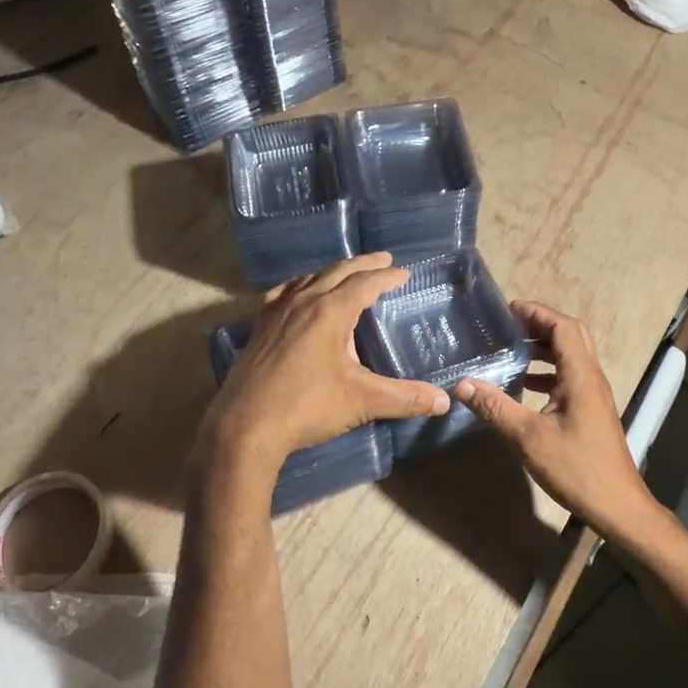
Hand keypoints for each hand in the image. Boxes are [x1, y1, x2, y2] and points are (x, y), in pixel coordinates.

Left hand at [203, 253, 451, 471]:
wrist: (245, 426)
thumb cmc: (306, 407)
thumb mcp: (361, 401)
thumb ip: (404, 398)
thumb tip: (443, 401)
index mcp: (330, 311)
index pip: (366, 283)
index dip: (387, 276)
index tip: (404, 273)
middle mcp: (303, 301)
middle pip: (338, 271)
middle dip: (363, 265)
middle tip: (383, 261)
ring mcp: (277, 312)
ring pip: (309, 278)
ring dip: (333, 272)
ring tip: (348, 274)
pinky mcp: (260, 327)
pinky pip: (283, 293)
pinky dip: (300, 285)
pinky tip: (298, 293)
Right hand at [454, 301, 658, 541]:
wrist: (617, 506)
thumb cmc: (576, 468)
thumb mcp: (528, 438)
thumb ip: (496, 408)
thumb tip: (462, 383)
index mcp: (581, 376)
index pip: (563, 327)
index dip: (537, 313)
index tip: (508, 310)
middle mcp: (591, 378)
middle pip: (570, 336)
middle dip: (540, 325)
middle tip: (509, 326)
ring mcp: (593, 396)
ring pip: (570, 357)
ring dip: (544, 348)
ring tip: (511, 350)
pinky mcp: (590, 412)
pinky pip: (568, 378)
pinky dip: (547, 372)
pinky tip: (524, 386)